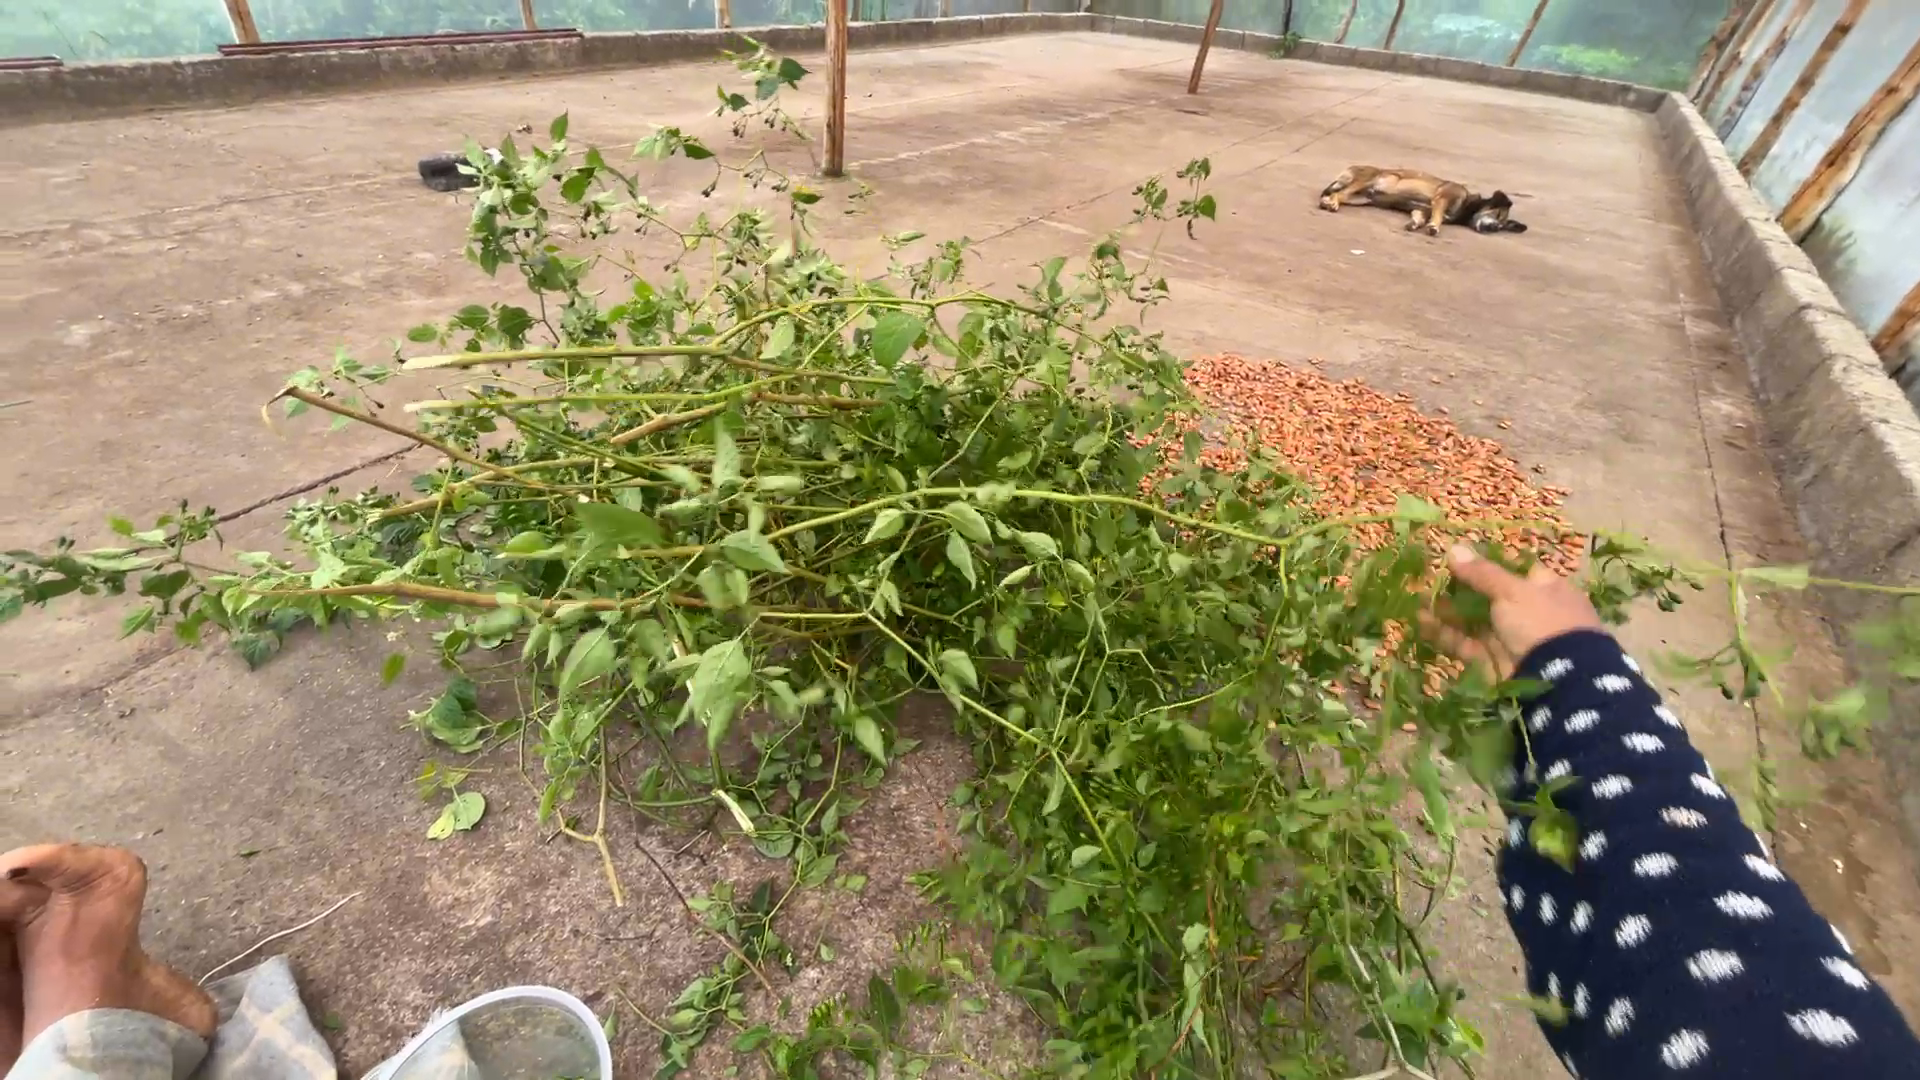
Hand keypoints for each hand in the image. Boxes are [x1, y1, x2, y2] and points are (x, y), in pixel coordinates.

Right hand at [1424, 545, 1603, 680]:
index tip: (1456, 560)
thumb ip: (1481, 572)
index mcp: (1542, 590)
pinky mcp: (1489, 657)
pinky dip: (1441, 632)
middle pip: (1485, 596)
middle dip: (1456, 589)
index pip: (1512, 571)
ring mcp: (1506, 636)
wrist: (1558, 677)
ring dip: (1444, 610)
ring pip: (1470, 619)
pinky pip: (1461, 641)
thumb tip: (1453, 548)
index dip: (1485, 565)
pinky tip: (1420, 621)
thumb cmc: (1542, 622)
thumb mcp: (1513, 590)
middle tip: (1428, 579)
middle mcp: (1525, 612)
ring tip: (1417, 599)